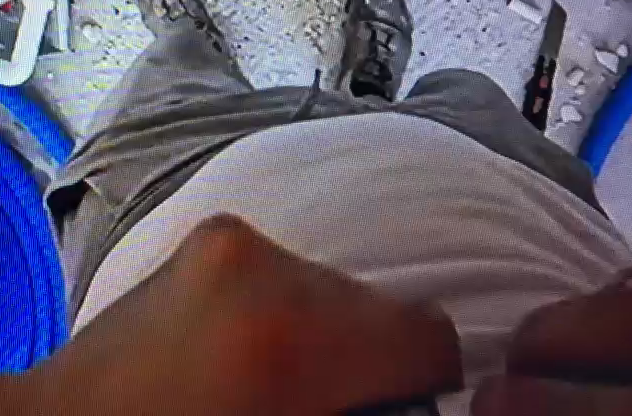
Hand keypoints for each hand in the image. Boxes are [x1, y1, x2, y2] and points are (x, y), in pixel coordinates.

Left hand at [1, 213, 462, 415]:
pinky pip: (284, 271)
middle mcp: (258, 261)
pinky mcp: (205, 233)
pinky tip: (250, 352)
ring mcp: (224, 238)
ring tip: (274, 382)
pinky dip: (284, 309)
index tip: (392, 411)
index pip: (425, 333)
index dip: (422, 384)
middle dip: (366, 361)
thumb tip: (403, 396)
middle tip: (322, 405)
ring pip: (328, 285)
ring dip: (323, 332)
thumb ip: (360, 408)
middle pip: (374, 306)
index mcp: (286, 331)